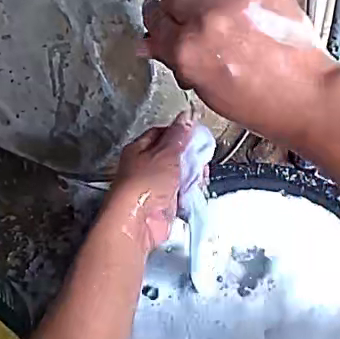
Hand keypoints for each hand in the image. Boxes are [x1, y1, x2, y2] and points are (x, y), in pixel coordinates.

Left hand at [106, 111, 196, 249]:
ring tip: (197, 177)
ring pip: (179, 176)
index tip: (196, 133)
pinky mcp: (163, 205)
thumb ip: (179, 135)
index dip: (179, 132)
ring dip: (192, 176)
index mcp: (139, 149)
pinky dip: (190, 193)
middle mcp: (144, 168)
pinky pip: (181, 194)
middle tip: (200, 158)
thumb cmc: (143, 184)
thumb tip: (186, 117)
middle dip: (190, 157)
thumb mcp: (166, 152)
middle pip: (173, 156)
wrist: (139, 221)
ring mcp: (154, 187)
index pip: (161, 134)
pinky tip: (193, 192)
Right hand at [143, 0, 339, 147]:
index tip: (161, 15)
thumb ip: (175, 59)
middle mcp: (204, 19)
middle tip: (190, 6)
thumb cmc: (257, 100)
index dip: (157, 18)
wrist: (302, 94)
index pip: (155, 19)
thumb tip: (150, 43)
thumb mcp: (204, 88)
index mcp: (186, 51)